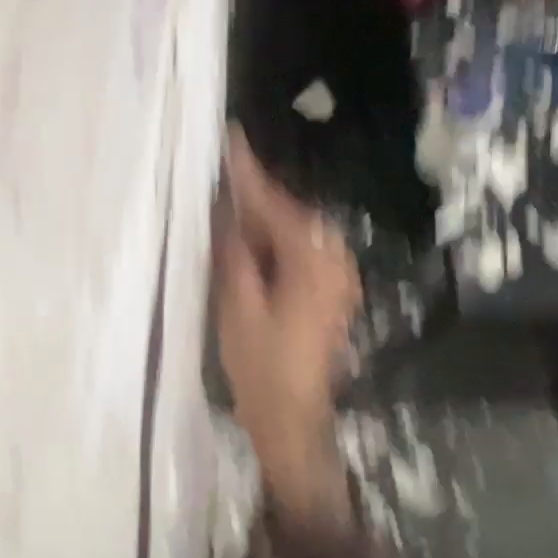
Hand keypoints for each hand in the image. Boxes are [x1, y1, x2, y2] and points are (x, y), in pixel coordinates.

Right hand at [214, 129, 360, 467]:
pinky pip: (300, 252)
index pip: (274, 204)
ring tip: (227, 207)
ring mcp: (337, 277)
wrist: (292, 419)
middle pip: (289, 214)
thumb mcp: (237, 304)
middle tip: (220, 175)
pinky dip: (275, 243)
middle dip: (255, 196)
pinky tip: (249, 243)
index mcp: (312, 259)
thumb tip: (226, 208)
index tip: (231, 138)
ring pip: (294, 233)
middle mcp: (334, 259)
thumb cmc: (261, 365)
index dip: (247, 174)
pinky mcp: (330, 292)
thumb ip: (234, 249)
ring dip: (263, 221)